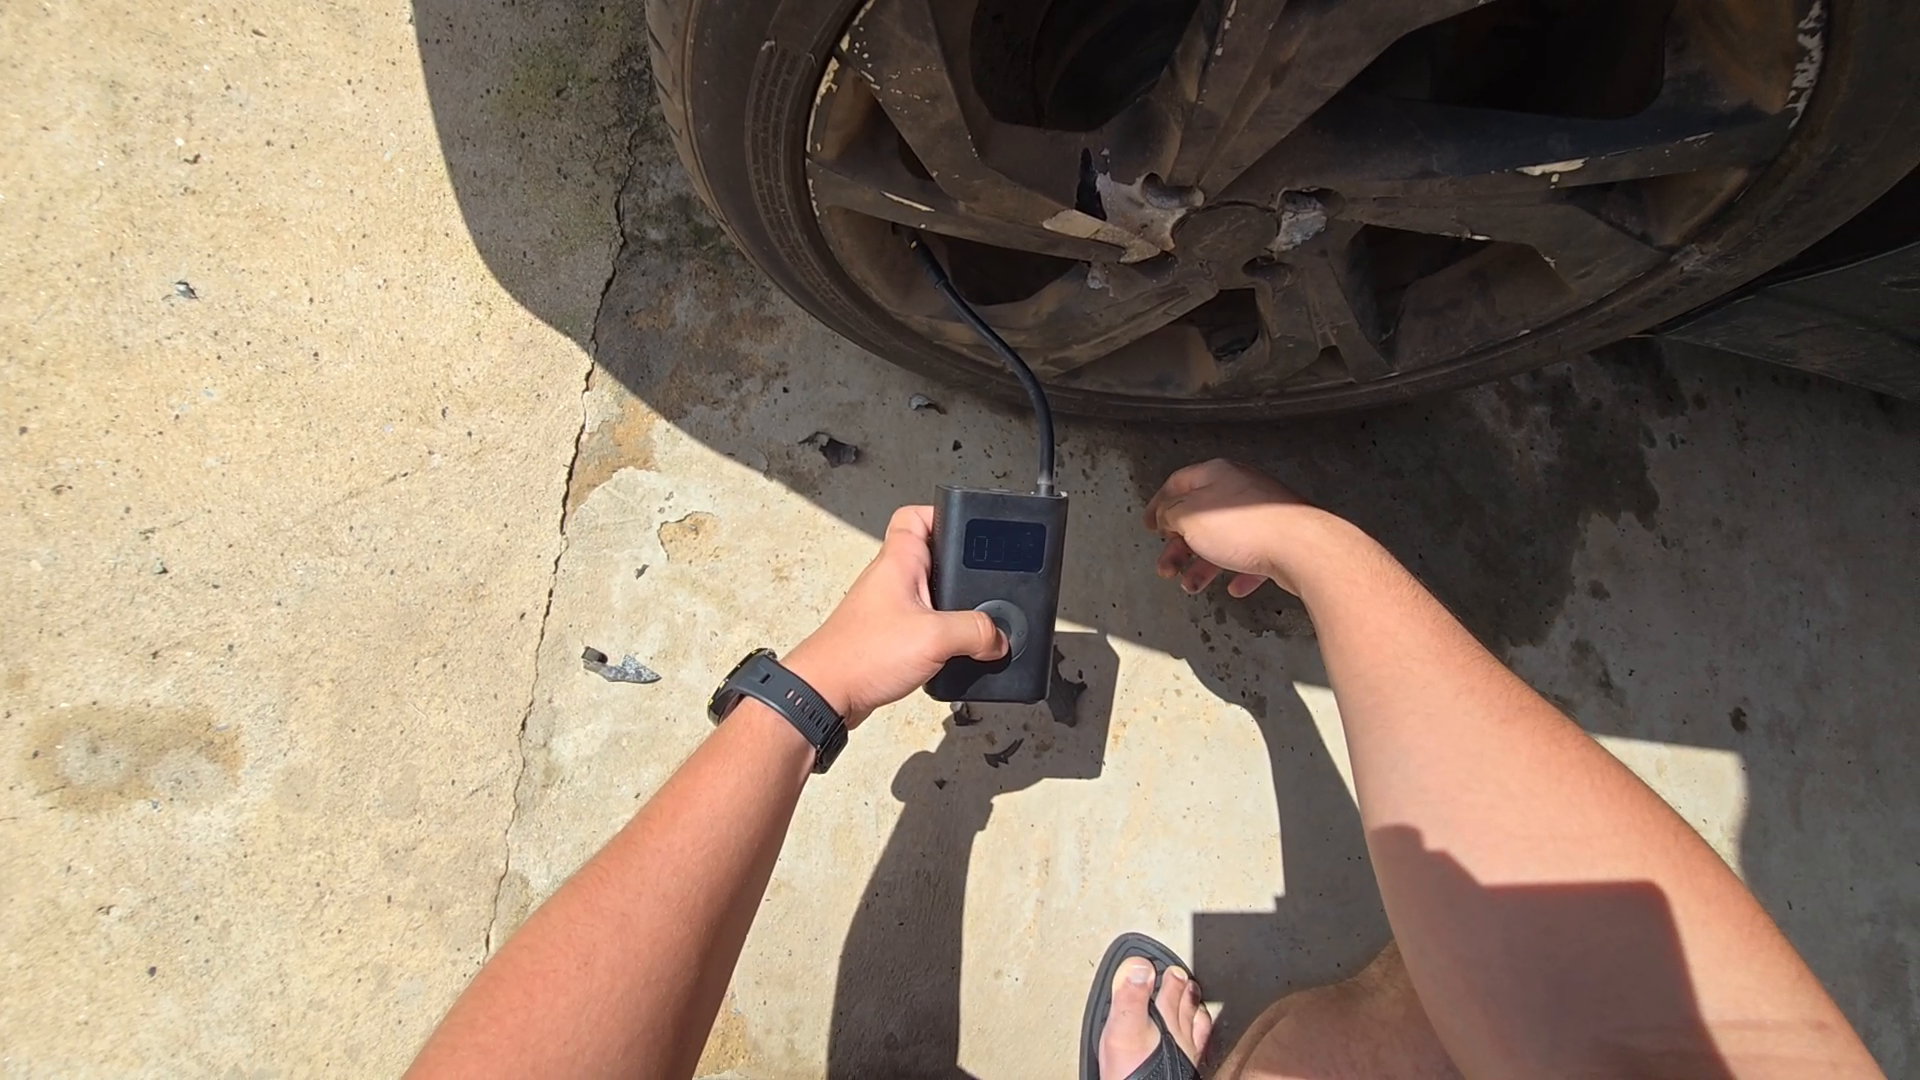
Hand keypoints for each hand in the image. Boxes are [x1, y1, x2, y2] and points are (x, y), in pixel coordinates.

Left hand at [784, 506, 1007, 726]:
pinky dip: (941, 634)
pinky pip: (923, 624)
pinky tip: (954, 651)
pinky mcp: (888, 635)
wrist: (825, 695)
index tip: (971, 527)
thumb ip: (976, 632)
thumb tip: (999, 637)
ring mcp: (889, 607)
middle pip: (932, 556)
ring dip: (952, 607)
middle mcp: (892, 579)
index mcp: (899, 562)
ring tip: (974, 621)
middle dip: (961, 569)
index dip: (944, 514)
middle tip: (982, 581)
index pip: (917, 516)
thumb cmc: (859, 655)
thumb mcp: (934, 637)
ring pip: (930, 594)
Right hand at [1142, 458, 1335, 597]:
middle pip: (1200, 518)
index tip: (1150, 523)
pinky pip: (1252, 557)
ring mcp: (1263, 515)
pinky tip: (1234, 586)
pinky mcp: (1280, 539)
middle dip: (1179, 546)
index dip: (1158, 505)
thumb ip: (1169, 514)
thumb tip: (1166, 515)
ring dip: (1203, 565)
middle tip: (1167, 564)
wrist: (1300, 549)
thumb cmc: (1245, 528)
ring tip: (1192, 584)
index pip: (1177, 484)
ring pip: (1224, 541)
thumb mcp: (1188, 517)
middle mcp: (1241, 489)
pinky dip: (1238, 572)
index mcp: (1217, 474)